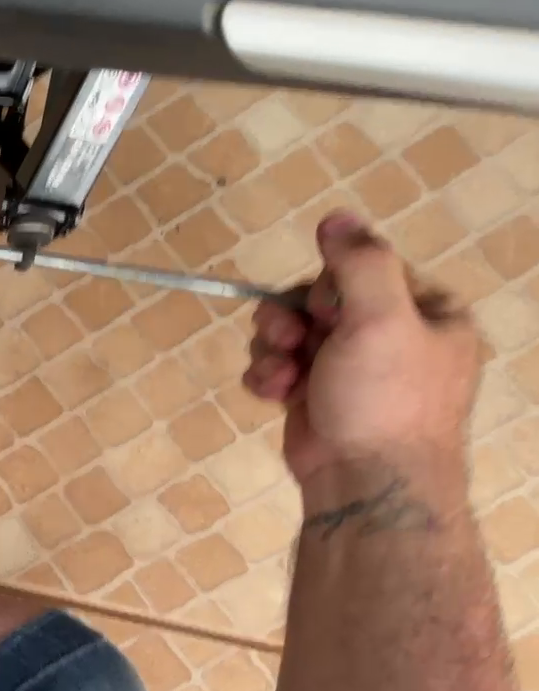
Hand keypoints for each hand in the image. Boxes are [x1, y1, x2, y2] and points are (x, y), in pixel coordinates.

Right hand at [242, 211, 480, 487]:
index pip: (358, 272)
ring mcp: (347, 367)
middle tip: (288, 342)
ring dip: (271, 353)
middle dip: (287, 322)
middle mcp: (388, 335)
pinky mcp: (312, 393)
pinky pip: (275, 368)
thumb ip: (358, 266)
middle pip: (313, 302)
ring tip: (281, 378)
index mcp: (424, 311)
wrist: (365, 474)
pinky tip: (274, 395)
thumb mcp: (377, 320)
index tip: (324, 313)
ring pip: (286, 336)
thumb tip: (336, 215)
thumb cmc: (383, 396)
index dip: (325, 289)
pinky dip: (266, 379)